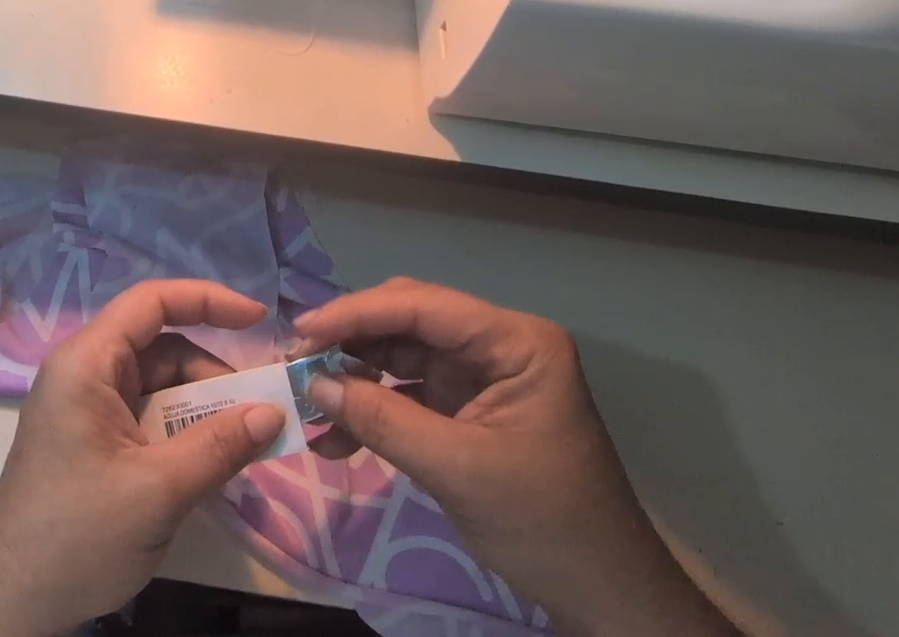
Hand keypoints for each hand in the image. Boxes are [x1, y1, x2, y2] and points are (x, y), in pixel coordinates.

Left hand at [0, 280, 287, 636]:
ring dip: (203, 409)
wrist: (10, 602)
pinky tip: (211, 464)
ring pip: (159, 386)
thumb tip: (274, 413)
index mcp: (87, 363)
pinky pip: (148, 418)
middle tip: (262, 414)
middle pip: (162, 349)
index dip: (207, 300)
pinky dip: (183, 433)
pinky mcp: (93, 441)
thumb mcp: (158, 491)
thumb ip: (220, 446)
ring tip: (243, 446)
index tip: (259, 319)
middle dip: (214, 376)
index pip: (151, 303)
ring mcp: (87, 408)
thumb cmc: (77, 537)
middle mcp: (85, 374)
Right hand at [294, 277, 739, 636]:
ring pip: (398, 353)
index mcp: (515, 342)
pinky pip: (404, 390)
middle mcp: (496, 344)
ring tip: (307, 402)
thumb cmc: (545, 523)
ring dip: (352, 376)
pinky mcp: (464, 404)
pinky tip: (333, 436)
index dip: (356, 312)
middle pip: (406, 321)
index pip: (422, 306)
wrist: (601, 592)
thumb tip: (312, 382)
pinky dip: (369, 408)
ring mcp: (478, 373)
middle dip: (349, 341)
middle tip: (297, 362)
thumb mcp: (458, 470)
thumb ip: (382, 419)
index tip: (302, 331)